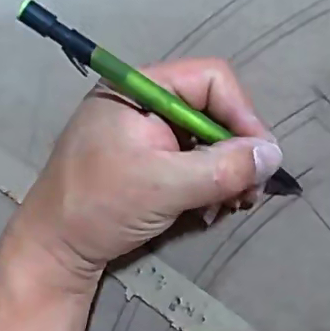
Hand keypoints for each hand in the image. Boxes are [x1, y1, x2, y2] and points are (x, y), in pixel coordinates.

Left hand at [8, 57, 280, 286]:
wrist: (54, 250)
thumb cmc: (99, 206)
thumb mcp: (166, 186)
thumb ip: (223, 168)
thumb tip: (274, 155)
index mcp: (141, 89)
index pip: (211, 80)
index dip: (242, 114)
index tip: (258, 157)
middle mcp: (148, 104)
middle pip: (215, 110)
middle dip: (238, 151)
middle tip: (252, 190)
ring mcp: (150, 133)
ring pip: (211, 139)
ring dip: (230, 172)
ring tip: (235, 204)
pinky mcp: (152, 161)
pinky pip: (197, 161)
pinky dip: (213, 184)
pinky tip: (214, 209)